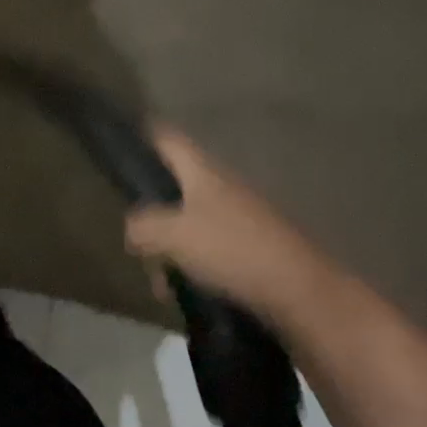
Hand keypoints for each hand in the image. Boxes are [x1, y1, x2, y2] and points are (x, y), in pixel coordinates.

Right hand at [124, 128, 332, 317]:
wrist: (303, 292)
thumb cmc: (232, 250)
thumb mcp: (173, 237)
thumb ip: (143, 227)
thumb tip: (132, 228)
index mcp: (203, 171)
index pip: (168, 138)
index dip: (144, 133)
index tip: (123, 138)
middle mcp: (223, 185)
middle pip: (176, 186)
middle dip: (152, 214)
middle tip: (136, 243)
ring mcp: (242, 216)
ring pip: (192, 222)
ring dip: (172, 247)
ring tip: (162, 283)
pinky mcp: (255, 246)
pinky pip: (212, 247)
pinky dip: (195, 264)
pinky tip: (190, 292)